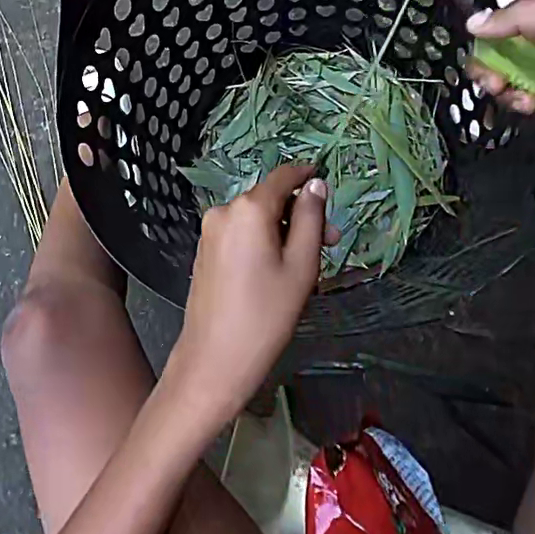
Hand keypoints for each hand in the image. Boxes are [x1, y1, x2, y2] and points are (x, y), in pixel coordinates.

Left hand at [164, 163, 327, 424]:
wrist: (215, 358)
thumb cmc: (266, 314)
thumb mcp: (301, 265)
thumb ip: (310, 219)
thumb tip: (315, 185)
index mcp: (247, 209)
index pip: (282, 177)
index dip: (306, 175)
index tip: (326, 180)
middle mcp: (222, 212)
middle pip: (268, 200)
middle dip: (299, 214)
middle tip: (331, 242)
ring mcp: (209, 233)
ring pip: (254, 220)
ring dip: (282, 230)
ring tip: (306, 263)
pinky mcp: (203, 253)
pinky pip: (239, 236)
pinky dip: (261, 242)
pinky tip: (277, 269)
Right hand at [439, 0, 534, 132]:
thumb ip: (519, 18)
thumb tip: (476, 25)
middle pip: (500, 27)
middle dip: (484, 53)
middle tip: (486, 75)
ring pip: (508, 62)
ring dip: (500, 82)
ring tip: (512, 97)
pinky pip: (525, 87)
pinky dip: (519, 98)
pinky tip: (531, 108)